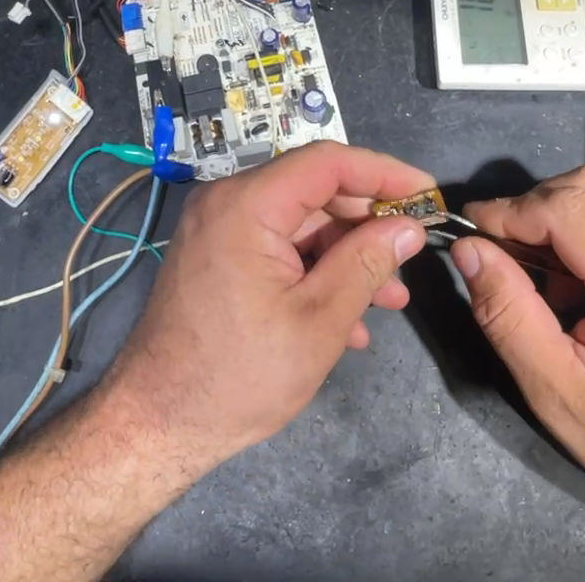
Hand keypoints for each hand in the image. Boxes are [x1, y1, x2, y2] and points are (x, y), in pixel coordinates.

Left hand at [98, 142, 433, 470]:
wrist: (157, 422)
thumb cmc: (239, 374)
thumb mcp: (318, 320)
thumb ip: (366, 264)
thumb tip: (408, 228)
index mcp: (247, 203)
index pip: (327, 162)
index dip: (384, 173)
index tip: (427, 194)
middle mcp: (227, 202)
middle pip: (313, 191)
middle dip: (367, 223)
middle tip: (412, 254)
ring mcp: (218, 229)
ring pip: (298, 224)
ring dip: (345, 256)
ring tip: (391, 298)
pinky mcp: (217, 257)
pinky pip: (275, 248)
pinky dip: (313, 271)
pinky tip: (349, 319)